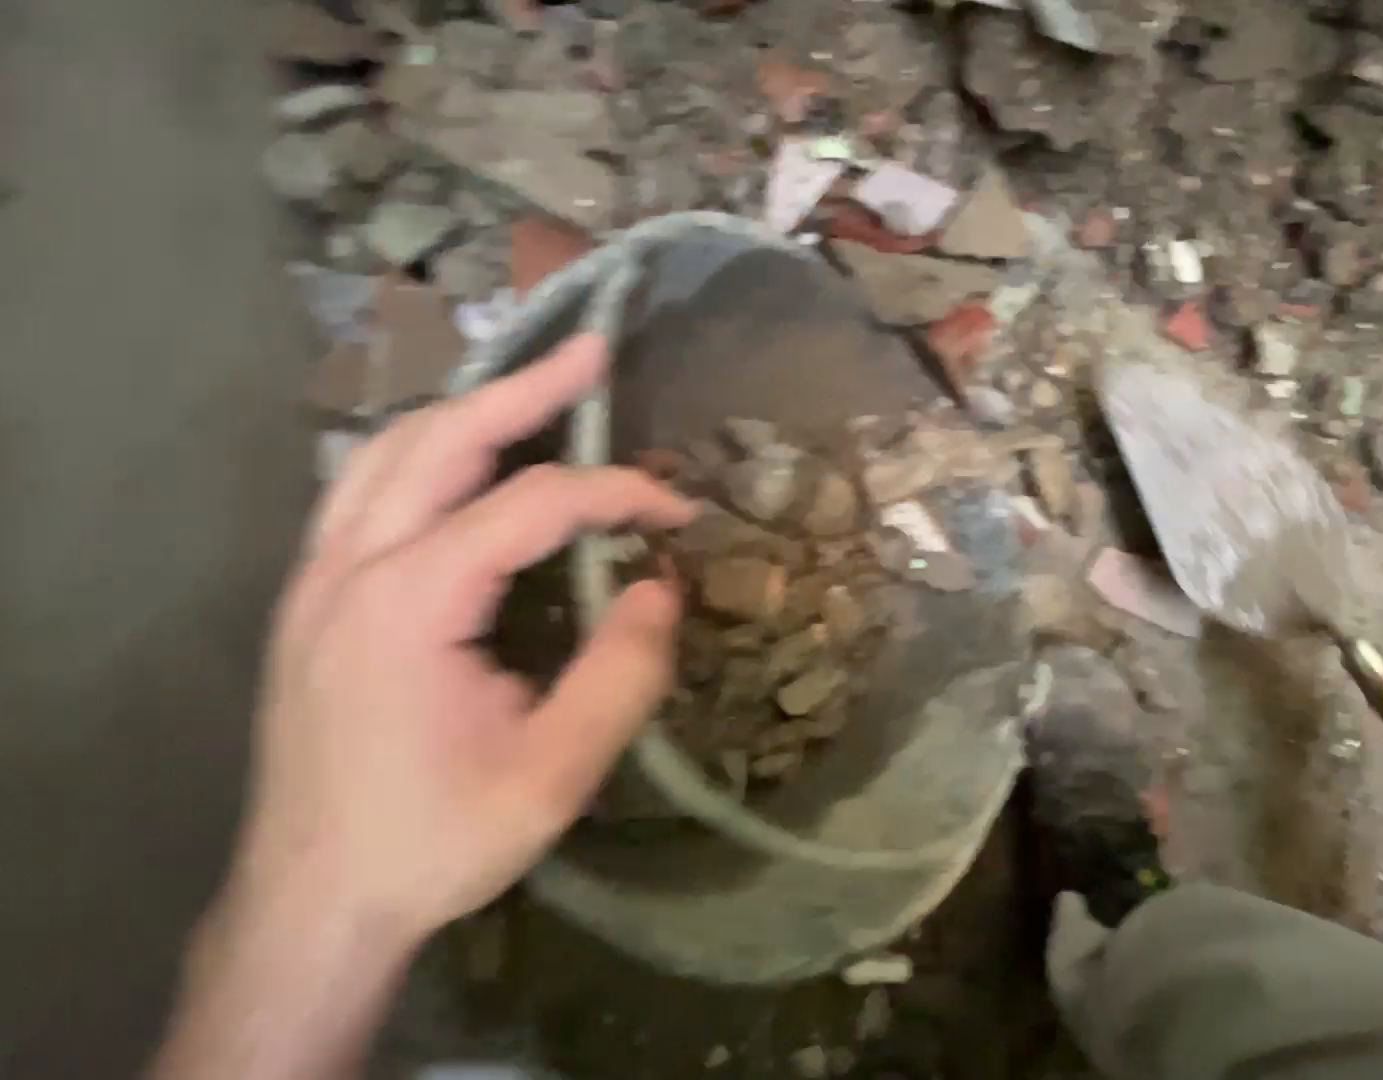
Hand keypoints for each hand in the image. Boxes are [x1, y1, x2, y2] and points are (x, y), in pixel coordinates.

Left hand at [234, 333, 696, 950]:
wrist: (315, 902)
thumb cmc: (440, 838)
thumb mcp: (557, 771)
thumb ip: (622, 672)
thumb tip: (662, 586)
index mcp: (408, 603)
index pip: (532, 504)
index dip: (619, 493)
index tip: (682, 515)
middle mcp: (350, 568)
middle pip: (441, 439)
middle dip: (527, 388)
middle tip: (594, 350)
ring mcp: (318, 579)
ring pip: (390, 452)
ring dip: (471, 409)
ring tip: (539, 387)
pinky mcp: (314, 600)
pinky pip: (367, 489)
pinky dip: (428, 451)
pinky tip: (467, 459)